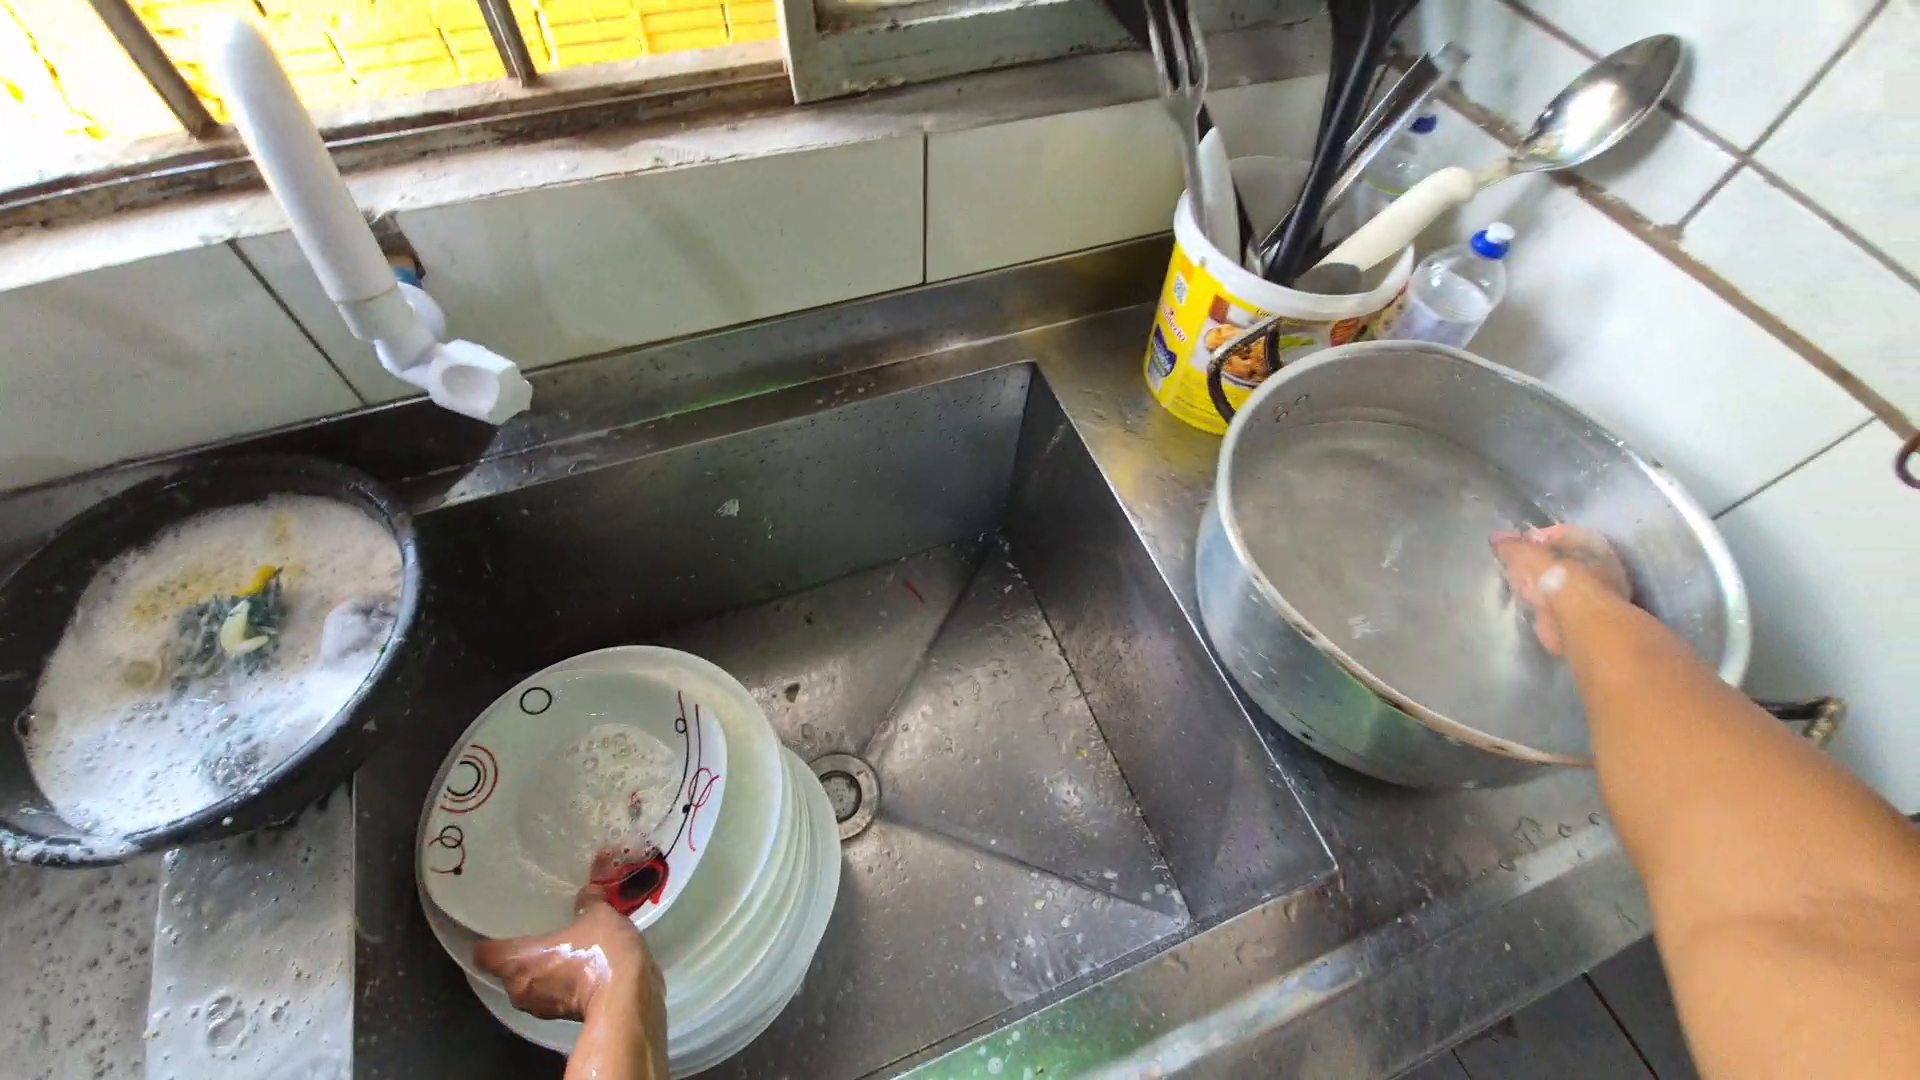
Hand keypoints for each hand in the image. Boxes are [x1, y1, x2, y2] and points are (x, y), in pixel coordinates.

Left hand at [474, 885, 662, 1022]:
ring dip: (543, 972)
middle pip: (508, 970)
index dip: (489, 941)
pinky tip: (579, 969)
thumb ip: (588, 903)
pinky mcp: (559, 1016)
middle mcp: (519, 988)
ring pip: (530, 985)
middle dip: (523, 957)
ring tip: (562, 952)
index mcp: (518, 961)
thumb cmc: (599, 951)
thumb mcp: (598, 915)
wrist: (624, 996)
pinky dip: (560, 984)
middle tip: (541, 937)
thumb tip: (586, 892)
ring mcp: (538, 1006)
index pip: (485, 953)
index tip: (499, 930)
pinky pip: (551, 995)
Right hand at [1491, 525, 1631, 654]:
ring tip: (1515, 586)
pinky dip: (1542, 603)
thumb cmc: (1555, 577)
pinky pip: (1555, 602)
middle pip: (1560, 560)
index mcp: (1590, 543)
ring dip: (1538, 584)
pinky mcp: (1581, 615)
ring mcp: (1592, 592)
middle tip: (1512, 567)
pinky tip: (1526, 604)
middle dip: (1536, 564)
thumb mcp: (1524, 554)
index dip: (1532, 539)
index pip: (1558, 534)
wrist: (1573, 619)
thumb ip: (1510, 546)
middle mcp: (1598, 565)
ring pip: (1558, 582)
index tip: (1512, 548)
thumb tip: (1496, 538)